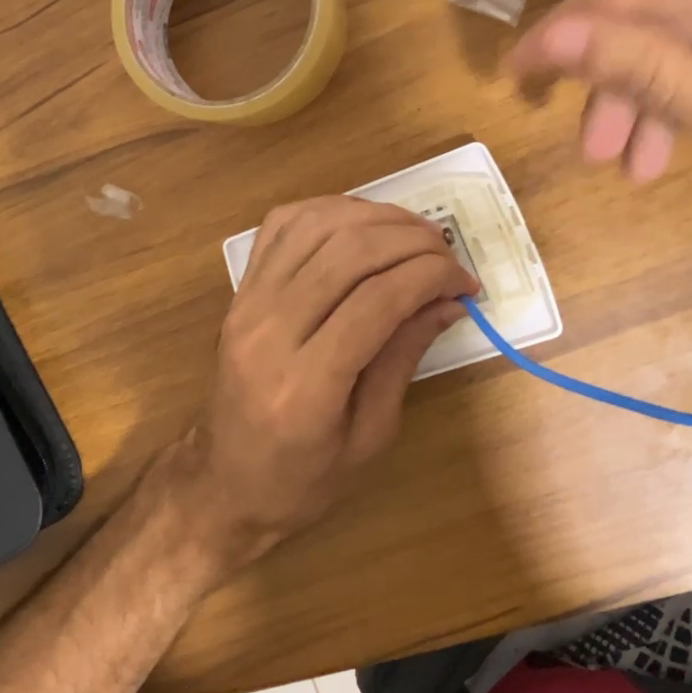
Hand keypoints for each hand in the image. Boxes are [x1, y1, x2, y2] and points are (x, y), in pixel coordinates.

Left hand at [165, 197, 477, 565]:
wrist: (224, 482)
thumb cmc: (302, 479)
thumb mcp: (369, 437)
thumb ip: (403, 359)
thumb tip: (448, 300)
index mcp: (306, 385)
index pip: (377, 300)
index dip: (431, 277)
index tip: (467, 283)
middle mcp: (268, 331)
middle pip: (346, 253)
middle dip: (410, 240)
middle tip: (449, 254)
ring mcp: (246, 304)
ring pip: (313, 226)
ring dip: (372, 216)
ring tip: (415, 232)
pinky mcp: (238, 292)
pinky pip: (280, 227)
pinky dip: (326, 210)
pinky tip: (361, 222)